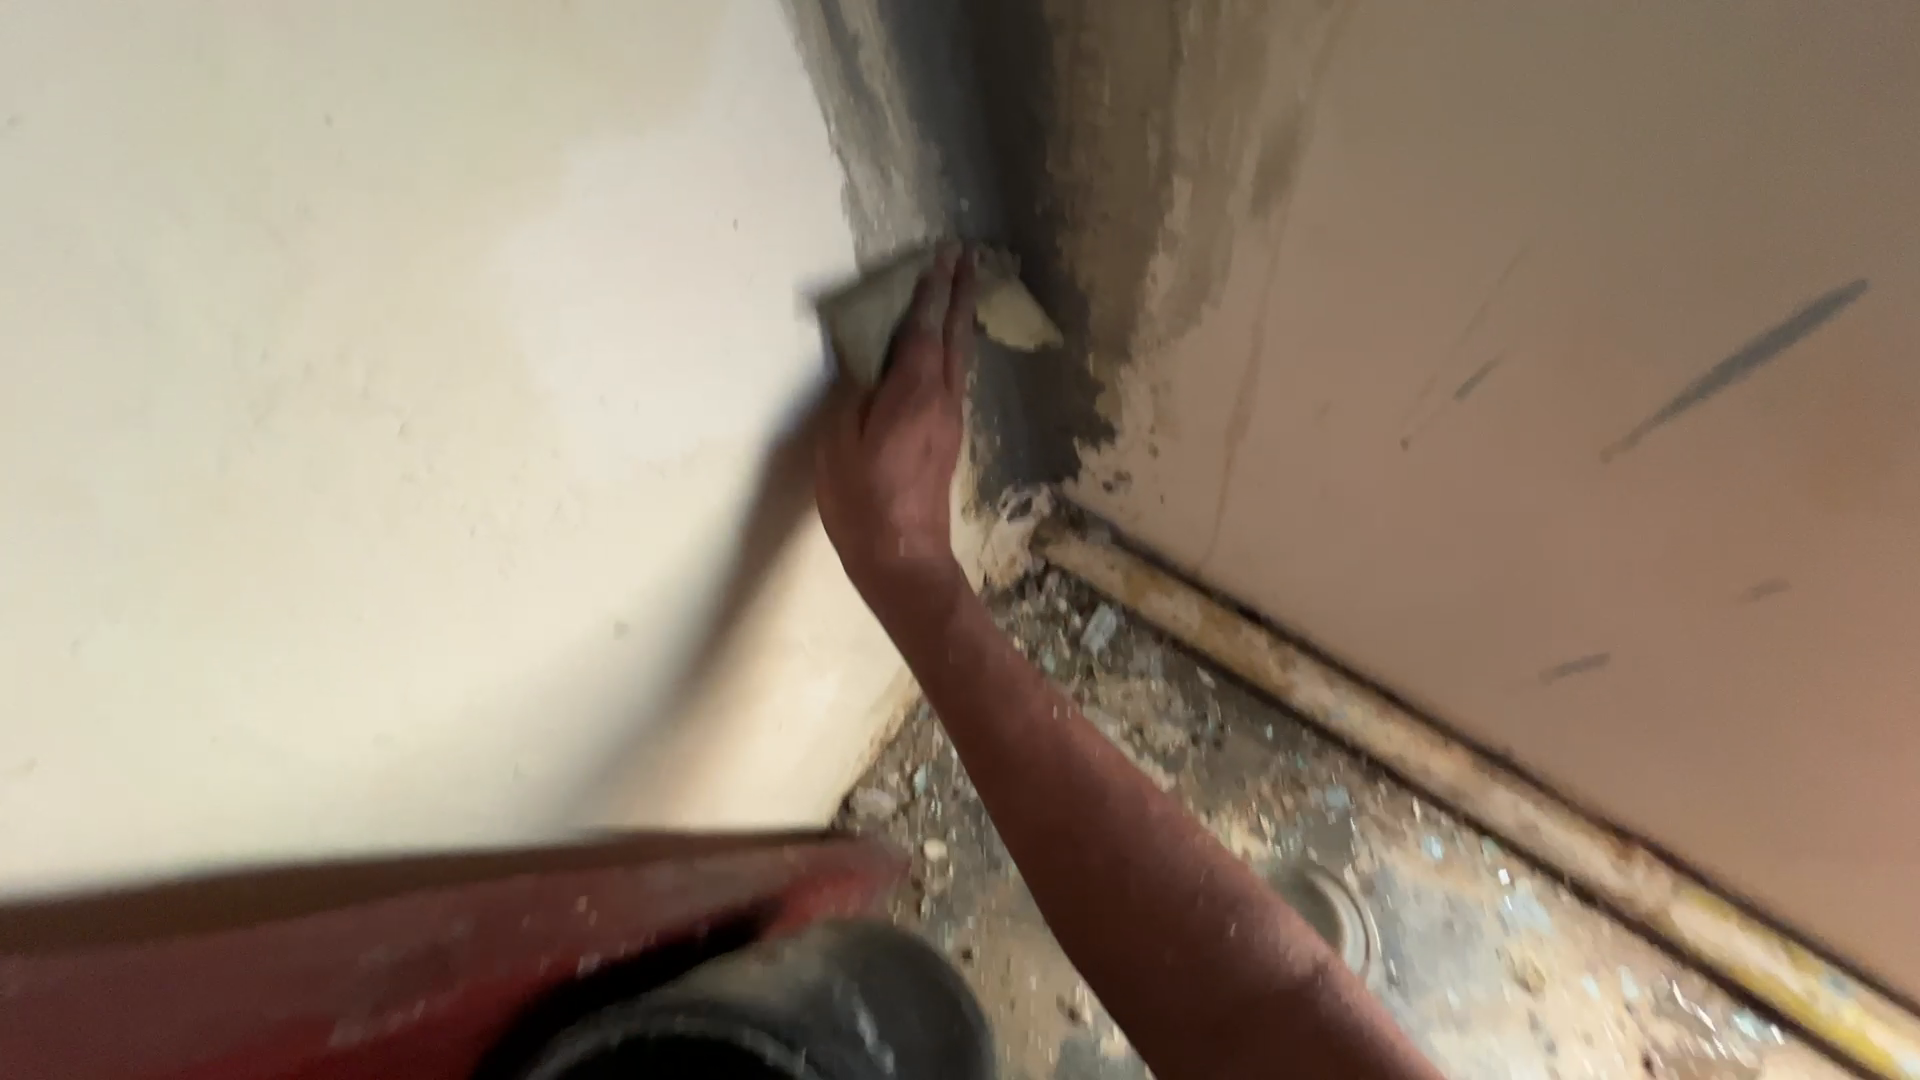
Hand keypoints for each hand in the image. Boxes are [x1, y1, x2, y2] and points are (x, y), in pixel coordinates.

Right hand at [816, 245, 978, 620]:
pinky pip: (954, 381)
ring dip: (960, 322)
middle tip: (968, 258)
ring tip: (961, 293)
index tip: (943, 255)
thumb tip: (869, 366)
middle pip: (955, 337)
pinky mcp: (948, 440)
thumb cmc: (863, 502)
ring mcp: (951, 422)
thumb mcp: (840, 445)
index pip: (924, 328)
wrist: (903, 556)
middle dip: (961, 294)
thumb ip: (854, 396)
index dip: (931, 290)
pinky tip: (946, 352)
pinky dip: (952, 352)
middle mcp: (943, 401)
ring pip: (959, 360)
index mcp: (915, 393)